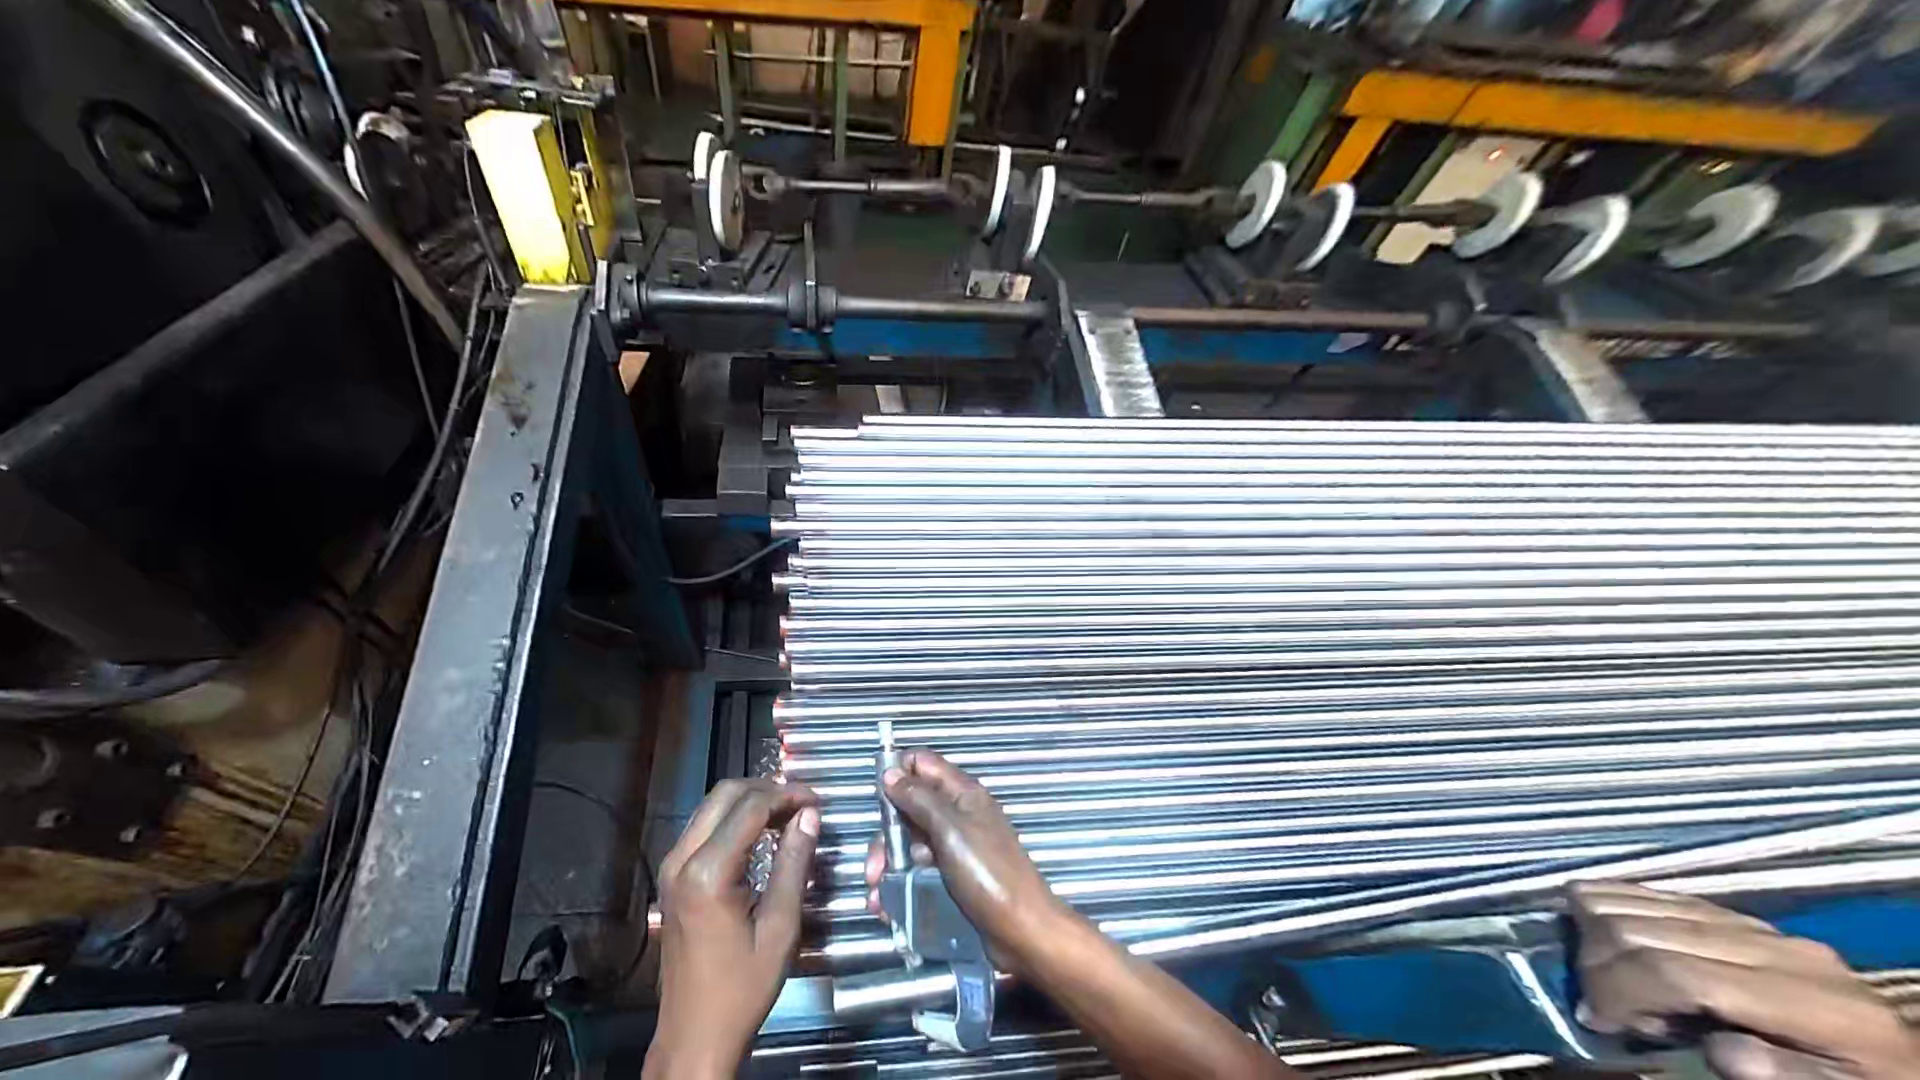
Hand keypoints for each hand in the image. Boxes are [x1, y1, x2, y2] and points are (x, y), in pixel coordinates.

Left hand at [644, 779, 819, 1079]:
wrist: (694, 1034)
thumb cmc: (742, 986)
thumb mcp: (781, 926)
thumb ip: (794, 862)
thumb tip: (810, 814)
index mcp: (707, 873)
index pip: (751, 807)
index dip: (788, 796)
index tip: (818, 802)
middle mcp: (681, 860)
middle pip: (725, 793)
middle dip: (768, 789)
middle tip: (804, 804)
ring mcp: (671, 866)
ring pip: (711, 804)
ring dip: (750, 800)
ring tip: (788, 814)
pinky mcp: (671, 876)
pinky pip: (703, 825)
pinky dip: (735, 817)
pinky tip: (762, 831)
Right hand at [862, 748, 1074, 971]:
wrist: (1022, 931)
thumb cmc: (988, 873)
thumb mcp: (951, 830)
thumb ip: (919, 799)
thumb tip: (890, 772)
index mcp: (962, 794)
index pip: (923, 764)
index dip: (898, 772)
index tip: (877, 798)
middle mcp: (957, 815)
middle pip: (910, 808)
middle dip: (887, 835)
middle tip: (874, 868)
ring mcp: (955, 847)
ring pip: (910, 843)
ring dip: (889, 866)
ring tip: (878, 896)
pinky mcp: (951, 877)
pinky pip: (918, 871)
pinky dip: (901, 886)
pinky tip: (888, 907)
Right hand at [1569, 882, 1918, 1079]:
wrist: (1901, 1062)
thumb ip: (1784, 1076)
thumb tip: (1717, 1053)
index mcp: (1812, 1002)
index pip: (1674, 974)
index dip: (1618, 992)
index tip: (1594, 1021)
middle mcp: (1773, 947)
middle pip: (1636, 930)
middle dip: (1596, 965)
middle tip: (1600, 1005)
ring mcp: (1746, 922)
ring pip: (1623, 900)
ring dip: (1591, 935)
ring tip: (1607, 976)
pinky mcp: (1727, 910)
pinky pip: (1641, 890)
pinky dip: (1605, 909)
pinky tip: (1609, 944)